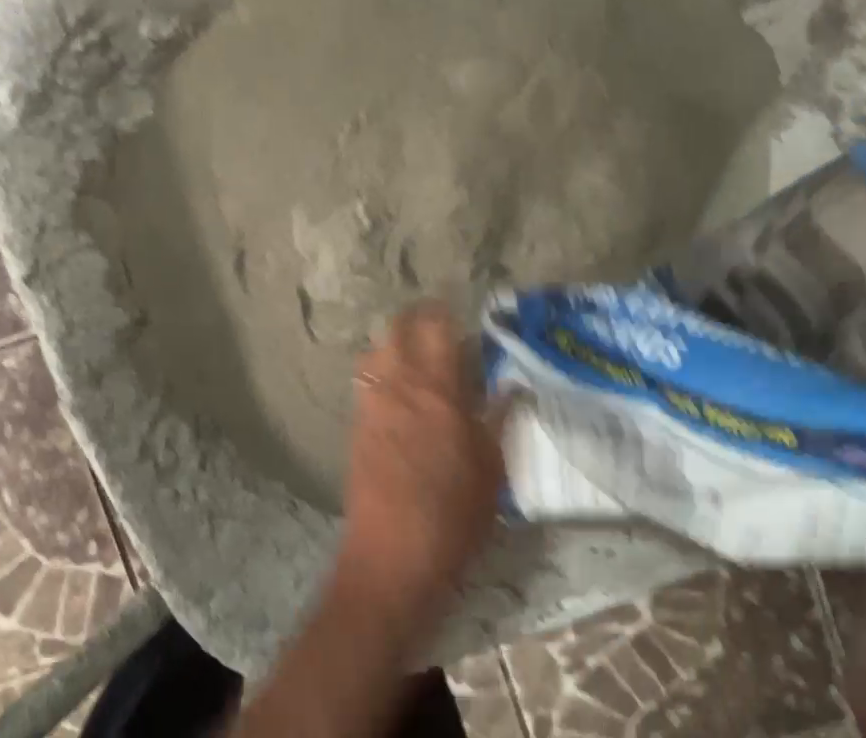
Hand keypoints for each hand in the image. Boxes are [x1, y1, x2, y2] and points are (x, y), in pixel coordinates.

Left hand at [338, 302, 508, 616]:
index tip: (463, 315)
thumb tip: (510, 386)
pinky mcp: (355, 425)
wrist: (391, 555)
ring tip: (419, 359)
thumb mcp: (491, 468)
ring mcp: (370, 403)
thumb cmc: (453, 515)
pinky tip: (400, 393)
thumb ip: (498, 418)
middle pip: (397, 327)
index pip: (436, 325)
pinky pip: (366, 379)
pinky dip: (381, 372)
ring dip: (395, 343)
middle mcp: (397, 385)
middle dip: (417, 318)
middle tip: (441, 329)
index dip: (448, 312)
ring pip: (375, 349)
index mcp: (437, 390)